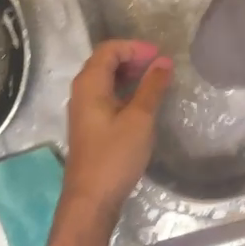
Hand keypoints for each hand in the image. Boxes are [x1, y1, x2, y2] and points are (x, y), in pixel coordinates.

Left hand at [62, 40, 173, 210]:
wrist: (91, 198)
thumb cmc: (115, 156)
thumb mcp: (139, 119)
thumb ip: (152, 87)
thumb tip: (163, 61)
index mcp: (89, 84)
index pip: (109, 50)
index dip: (134, 47)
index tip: (159, 55)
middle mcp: (81, 92)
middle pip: (104, 62)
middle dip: (132, 58)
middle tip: (159, 66)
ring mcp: (83, 110)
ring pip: (104, 80)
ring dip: (128, 75)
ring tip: (154, 80)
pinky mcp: (89, 125)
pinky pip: (105, 96)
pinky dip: (123, 91)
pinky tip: (141, 102)